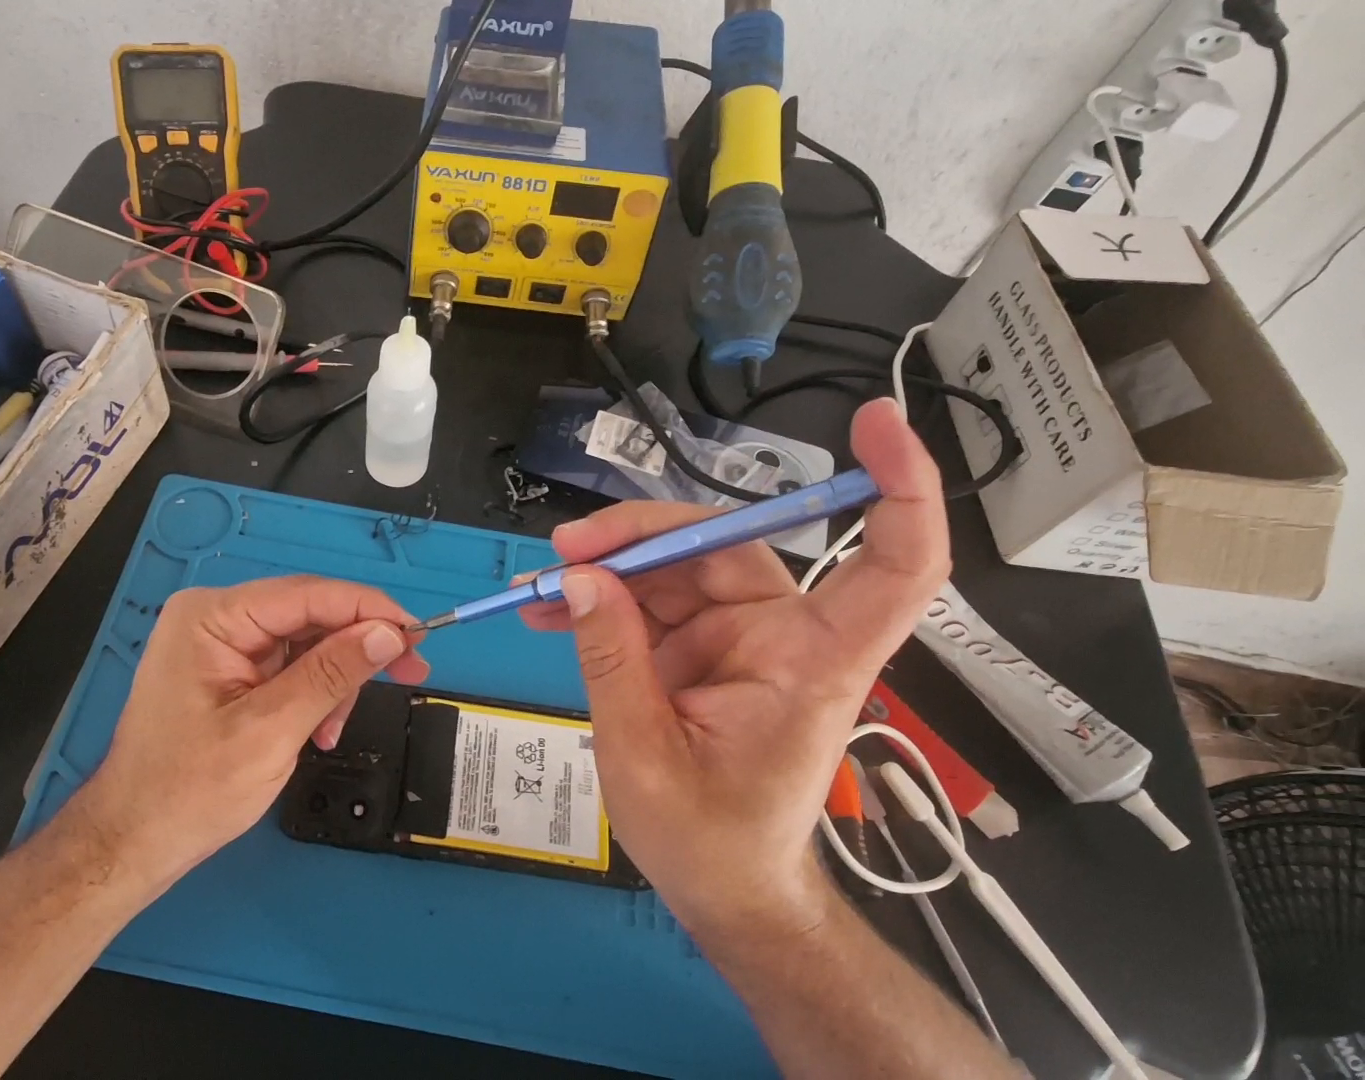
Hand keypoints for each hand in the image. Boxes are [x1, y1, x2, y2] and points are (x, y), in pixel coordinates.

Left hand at [67, 577, 429, 891]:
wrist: (133, 842)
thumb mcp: (270, 731)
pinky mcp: (230, 671)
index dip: (369, 609)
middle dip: (357, 648)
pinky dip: (315, 695)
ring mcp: (221, 645)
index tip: (420, 633)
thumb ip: (332, 674)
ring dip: (335, 682)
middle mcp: (216, 618)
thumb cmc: (190, 791)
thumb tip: (391, 632)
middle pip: (309, 615)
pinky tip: (320, 731)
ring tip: (336, 731)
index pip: (307, 595)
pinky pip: (290, 667)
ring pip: (307, 643)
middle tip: (411, 673)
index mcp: (212, 617)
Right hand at [521, 399, 948, 939]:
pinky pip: (651, 600)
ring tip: (536, 589)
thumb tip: (579, 579)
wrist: (721, 889)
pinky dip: (601, 599)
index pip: (890, 566)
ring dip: (605, 570)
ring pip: (676, 566)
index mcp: (811, 662)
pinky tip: (551, 607)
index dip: (900, 489)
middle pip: (727, 546)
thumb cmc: (710, 840)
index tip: (874, 422)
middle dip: (640, 537)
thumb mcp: (643, 754)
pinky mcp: (702, 646)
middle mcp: (785, 635)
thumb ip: (612, 660)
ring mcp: (740, 637)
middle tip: (563, 552)